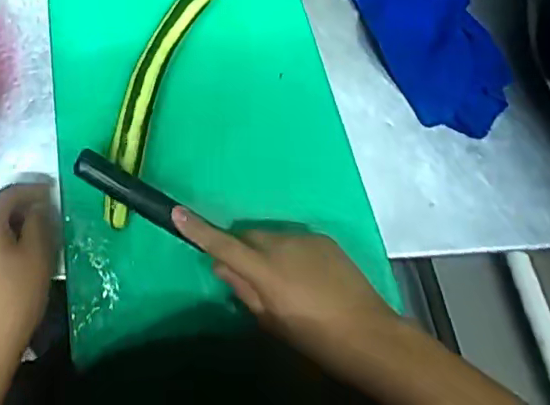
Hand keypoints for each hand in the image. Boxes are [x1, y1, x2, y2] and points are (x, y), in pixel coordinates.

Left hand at [0, 183, 56, 379]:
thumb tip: (38, 206)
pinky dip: (7, 240)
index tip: (54, 190)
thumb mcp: (36, 256)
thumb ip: (38, 223)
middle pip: (0, 207)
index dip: (33, 188)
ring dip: (16, 224)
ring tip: (40, 232)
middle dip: (25, 205)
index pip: (11, 192)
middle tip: (49, 211)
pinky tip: (22, 254)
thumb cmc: (14, 297)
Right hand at [173, 207, 519, 404]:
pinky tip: (308, 277)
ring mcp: (303, 238)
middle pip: (247, 238)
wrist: (373, 337)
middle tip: (251, 276)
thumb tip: (223, 267)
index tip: (176, 212)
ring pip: (272, 238)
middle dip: (244, 251)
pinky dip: (293, 253)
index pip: (222, 244)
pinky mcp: (323, 238)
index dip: (197, 230)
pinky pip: (295, 240)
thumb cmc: (316, 338)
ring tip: (287, 280)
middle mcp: (279, 244)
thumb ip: (244, 291)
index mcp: (264, 270)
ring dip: (269, 252)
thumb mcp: (273, 323)